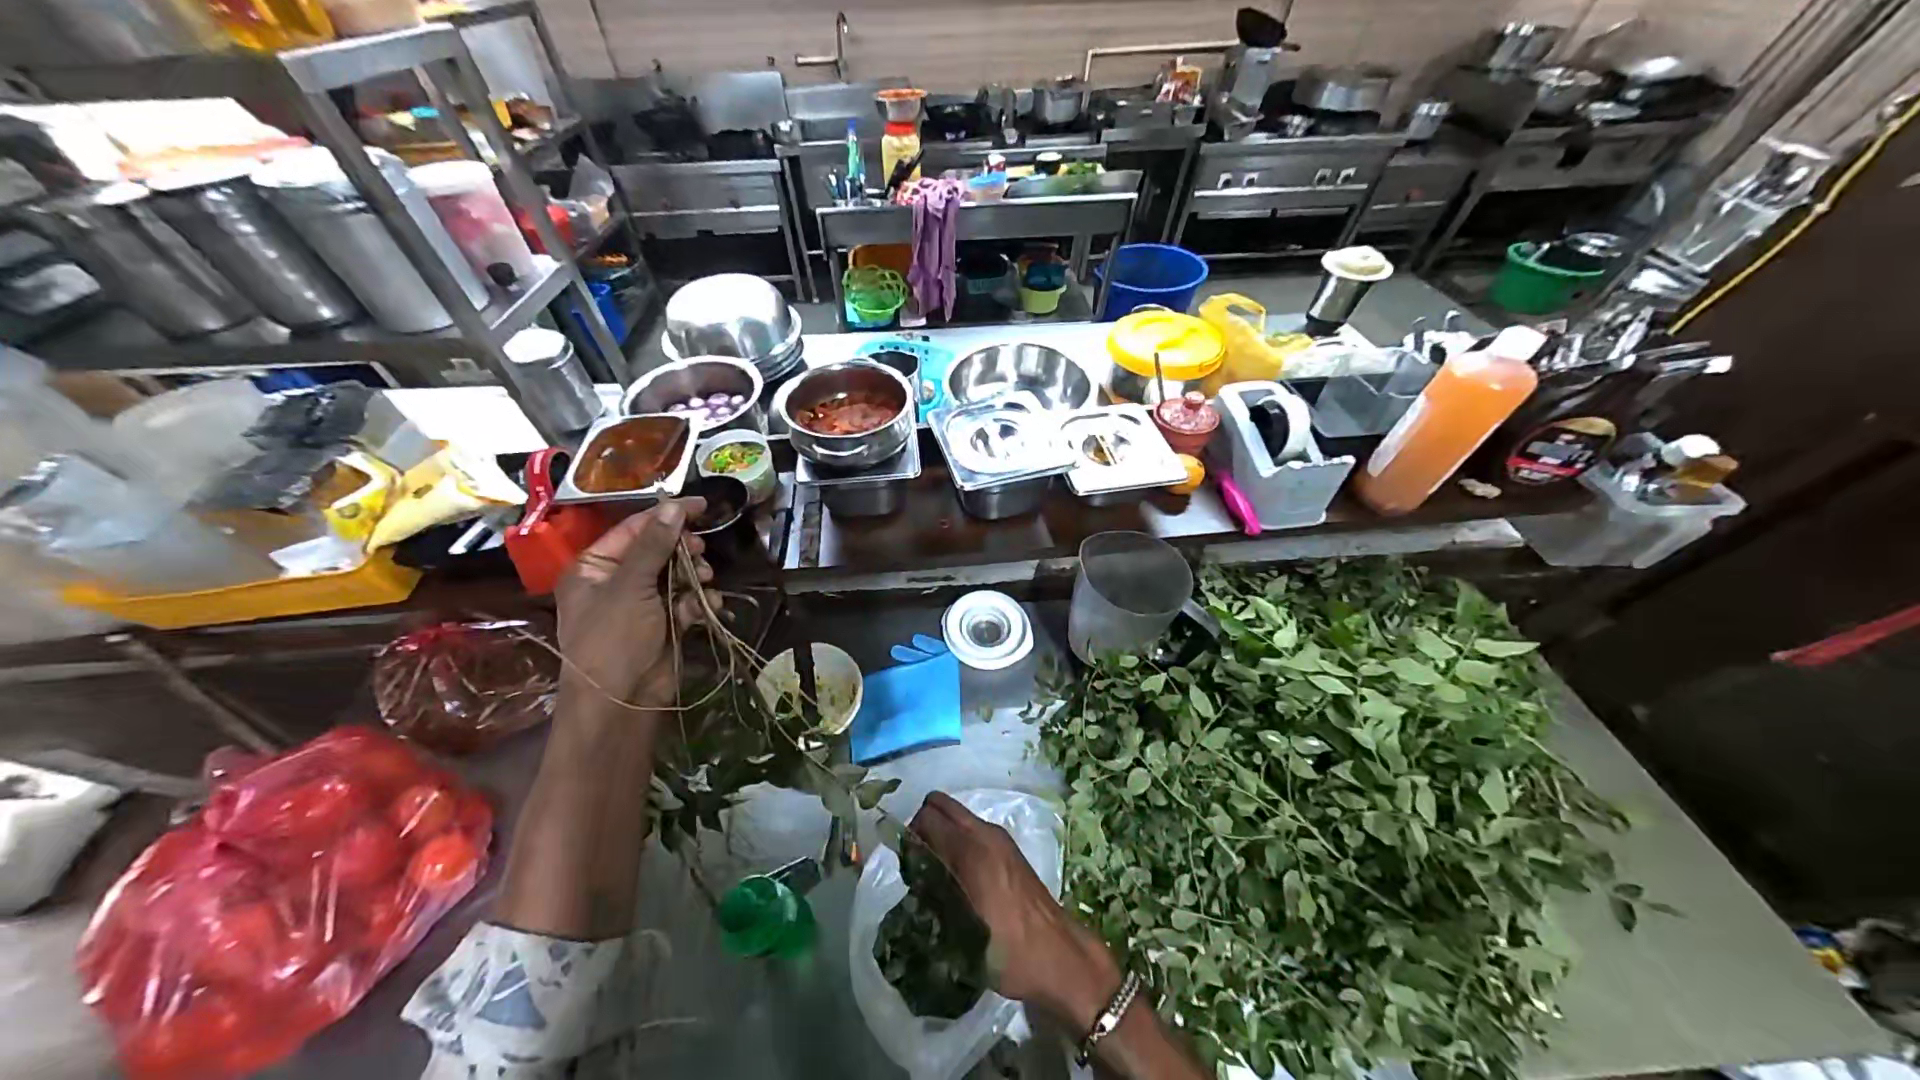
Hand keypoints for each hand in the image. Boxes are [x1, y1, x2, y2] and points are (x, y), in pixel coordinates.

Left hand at [554, 498, 715, 708]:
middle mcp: (617, 582)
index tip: (701, 506)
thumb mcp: (631, 586)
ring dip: (694, 575)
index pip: (634, 529)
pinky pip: (687, 601)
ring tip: (703, 581)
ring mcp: (642, 604)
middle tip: (699, 551)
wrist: (621, 702)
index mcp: (595, 567)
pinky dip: (700, 601)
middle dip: (683, 550)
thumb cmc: (613, 639)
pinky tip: (708, 607)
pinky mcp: (665, 624)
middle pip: (658, 550)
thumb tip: (674, 506)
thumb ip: (654, 544)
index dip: (667, 516)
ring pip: (677, 575)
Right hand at [910, 791, 1120, 1032]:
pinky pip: (973, 829)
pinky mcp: (1009, 849)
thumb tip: (912, 877)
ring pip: (957, 816)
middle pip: (939, 805)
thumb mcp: (960, 931)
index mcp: (971, 849)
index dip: (908, 836)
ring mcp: (1000, 838)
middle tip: (918, 862)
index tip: (906, 865)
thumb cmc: (1007, 949)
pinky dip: (958, 840)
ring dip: (941, 832)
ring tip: (936, 873)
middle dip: (923, 825)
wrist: (1058, 956)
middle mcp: (984, 833)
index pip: (925, 817)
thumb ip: (932, 896)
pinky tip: (959, 877)